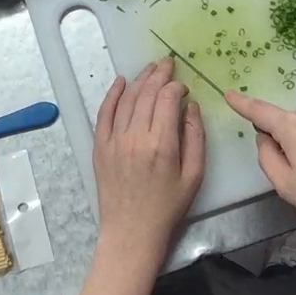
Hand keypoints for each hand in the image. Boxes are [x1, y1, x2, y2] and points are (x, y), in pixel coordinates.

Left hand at [92, 60, 205, 264]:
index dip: (176, 87)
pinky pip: (104, 113)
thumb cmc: (168, 206)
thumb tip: (191, 106)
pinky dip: (113, 94)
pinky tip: (121, 81)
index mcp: (162, 145)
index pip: (167, 100)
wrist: (131, 231)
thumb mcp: (194, 175)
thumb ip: (195, 137)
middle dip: (159, 75)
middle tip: (167, 63)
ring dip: (139, 80)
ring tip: (150, 69)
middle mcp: (136, 138)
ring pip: (126, 100)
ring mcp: (114, 141)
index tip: (183, 88)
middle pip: (146, 94)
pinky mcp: (100, 146)